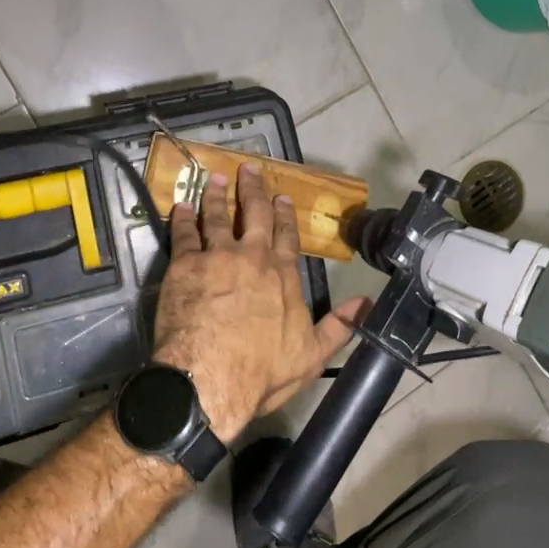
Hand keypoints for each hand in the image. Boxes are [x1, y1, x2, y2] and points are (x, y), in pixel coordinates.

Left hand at [153, 164, 371, 440]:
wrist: (210, 378)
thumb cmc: (262, 371)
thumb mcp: (312, 355)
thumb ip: (339, 326)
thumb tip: (368, 304)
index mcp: (283, 275)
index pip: (287, 236)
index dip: (285, 215)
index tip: (283, 198)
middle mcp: (252, 257)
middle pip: (255, 215)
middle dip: (253, 190)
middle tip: (249, 169)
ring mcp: (217, 257)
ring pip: (218, 217)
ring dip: (217, 196)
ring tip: (215, 180)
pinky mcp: (185, 265)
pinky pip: (184, 233)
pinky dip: (183, 218)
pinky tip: (180, 206)